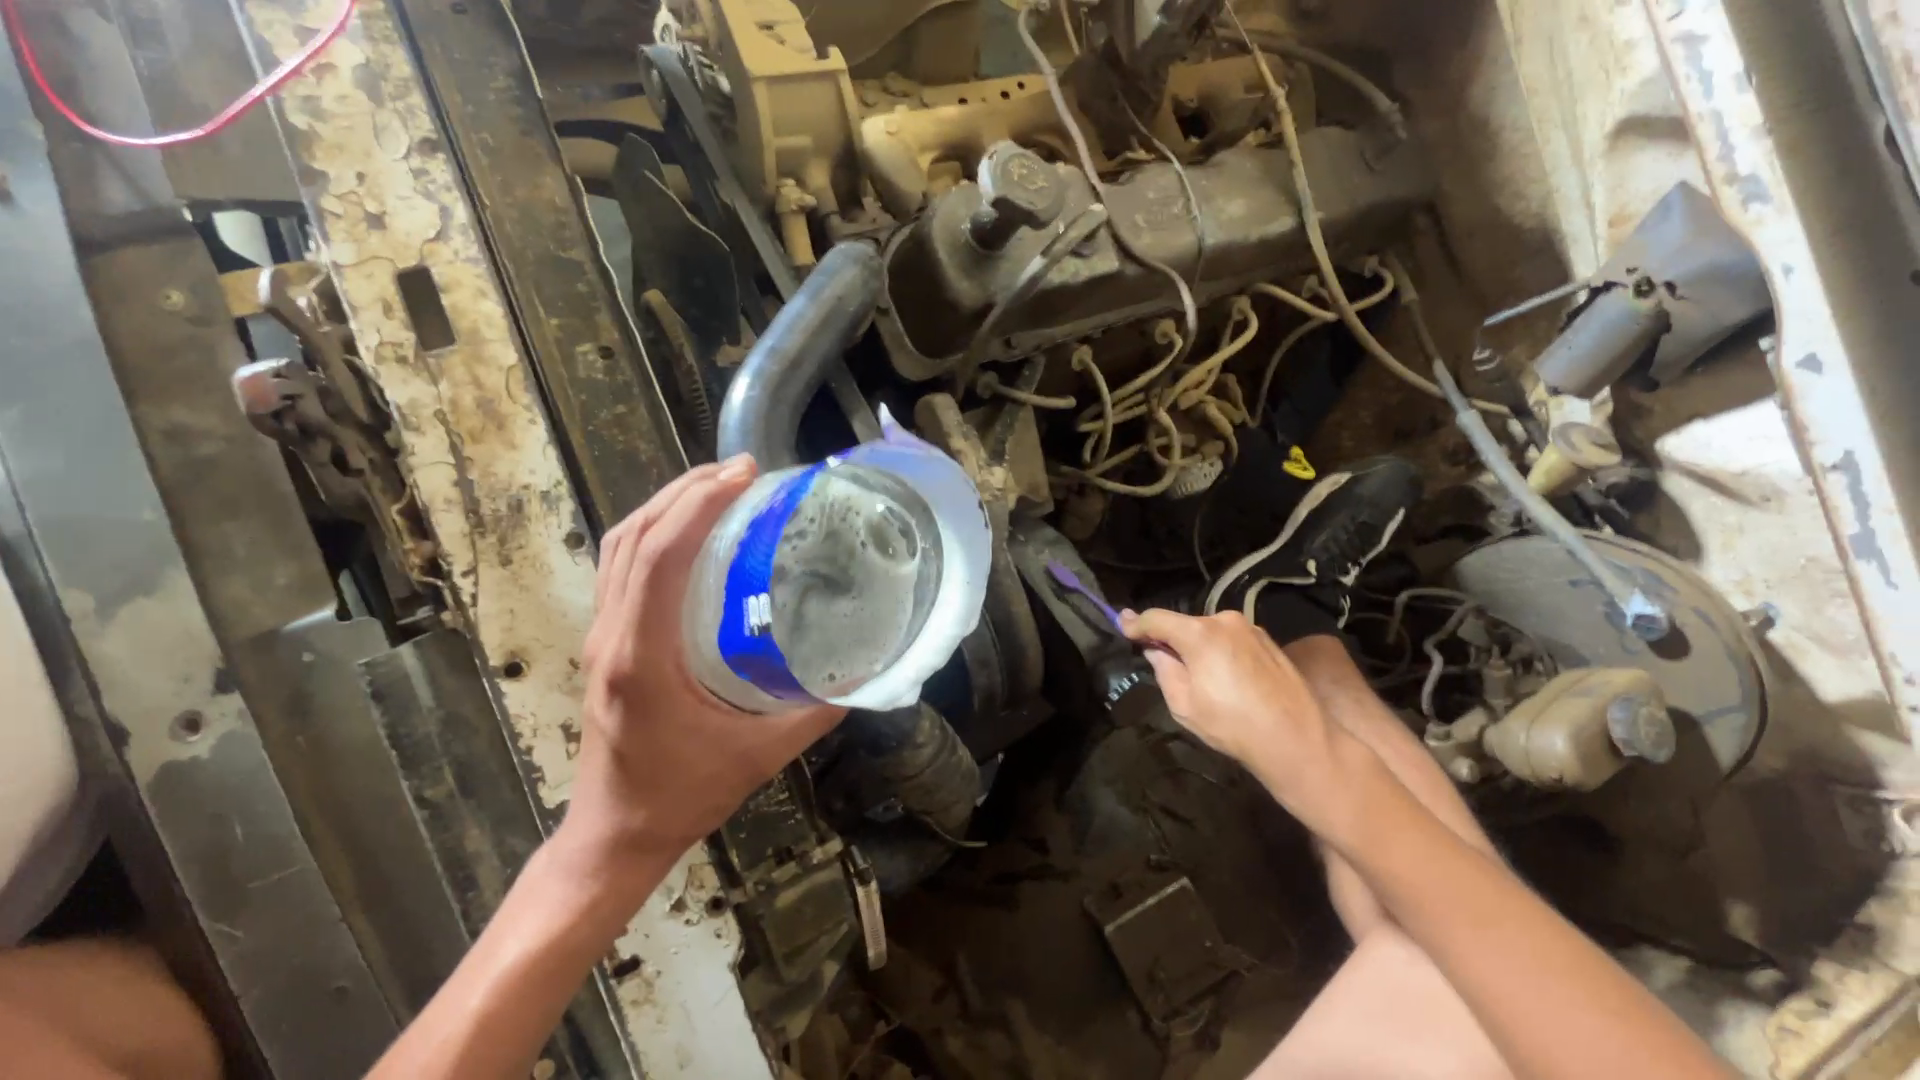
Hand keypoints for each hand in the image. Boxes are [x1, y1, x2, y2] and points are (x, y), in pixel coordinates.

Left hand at [558, 456, 844, 892]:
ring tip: (717, 487)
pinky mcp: (603, 644)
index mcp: (642, 656)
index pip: (661, 555)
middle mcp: (612, 635)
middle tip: (742, 471)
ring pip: (619, 546)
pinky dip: (653, 534)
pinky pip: (619, 568)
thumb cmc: (682, 796)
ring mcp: (600, 637)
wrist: (616, 834)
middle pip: (634, 536)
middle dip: (686, 491)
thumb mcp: (761, 756)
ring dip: (665, 506)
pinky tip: (692, 536)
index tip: (747, 475)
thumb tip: (866, 674)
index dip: (700, 504)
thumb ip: (815, 712)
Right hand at [1121, 608, 1362, 825]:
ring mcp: (1251, 629)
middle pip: (1186, 624)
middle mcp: (1225, 621)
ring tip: (1203, 679)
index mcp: (1199, 633)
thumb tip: (1156, 651)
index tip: (1122, 626)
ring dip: (1199, 646)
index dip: (1136, 623)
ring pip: (1211, 632)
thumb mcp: (1184, 704)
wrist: (1295, 738)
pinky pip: (1233, 640)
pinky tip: (1229, 680)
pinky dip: (1222, 652)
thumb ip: (1164, 670)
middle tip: (1164, 664)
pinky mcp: (1269, 641)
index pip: (1157, 618)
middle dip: (1172, 639)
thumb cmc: (1232, 724)